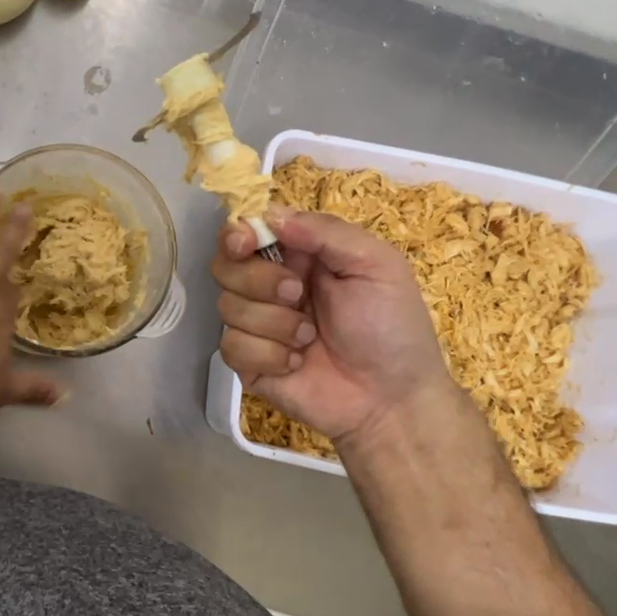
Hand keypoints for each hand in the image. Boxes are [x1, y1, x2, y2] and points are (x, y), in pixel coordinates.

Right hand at [211, 208, 451, 445]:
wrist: (390, 400)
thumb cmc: (392, 328)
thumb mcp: (376, 265)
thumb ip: (326, 232)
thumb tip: (269, 216)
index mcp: (299, 257)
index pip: (246, 232)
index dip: (237, 234)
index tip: (245, 243)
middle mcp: (270, 286)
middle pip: (224, 266)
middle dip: (258, 280)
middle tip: (298, 295)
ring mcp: (256, 325)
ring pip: (227, 307)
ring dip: (274, 323)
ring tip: (310, 339)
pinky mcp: (248, 363)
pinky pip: (232, 346)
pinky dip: (268, 355)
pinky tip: (297, 364)